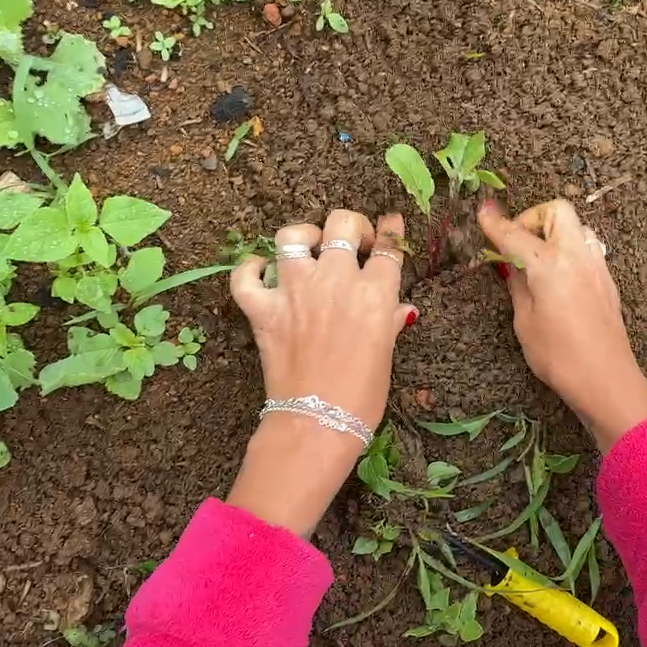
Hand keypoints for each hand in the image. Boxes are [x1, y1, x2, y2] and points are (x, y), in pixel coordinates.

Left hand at [226, 209, 416, 533]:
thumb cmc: (362, 397)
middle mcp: (336, 281)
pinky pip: (245, 277)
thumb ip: (390, 322)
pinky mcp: (263, 309)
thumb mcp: (386, 355)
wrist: (317, 423)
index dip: (392, 230)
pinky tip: (258, 270)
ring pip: (292, 237)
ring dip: (302, 236)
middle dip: (351, 225)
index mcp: (375, 293)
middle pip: (342, 225)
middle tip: (352, 241)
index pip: (389, 247)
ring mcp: (296, 291)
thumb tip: (400, 309)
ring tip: (307, 245)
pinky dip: (248, 269)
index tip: (391, 223)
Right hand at [479, 199, 646, 450]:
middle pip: (557, 211)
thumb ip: (518, 284)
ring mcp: (596, 266)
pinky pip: (585, 249)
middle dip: (532, 218)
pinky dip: (567, 251)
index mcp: (550, 264)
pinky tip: (556, 277)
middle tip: (516, 243)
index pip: (515, 233)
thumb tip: (512, 264)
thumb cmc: (559, 356)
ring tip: (536, 261)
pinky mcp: (606, 281)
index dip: (495, 223)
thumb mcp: (525, 321)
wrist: (606, 379)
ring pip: (575, 228)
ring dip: (553, 233)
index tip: (483, 214)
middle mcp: (576, 256)